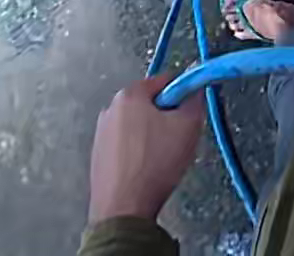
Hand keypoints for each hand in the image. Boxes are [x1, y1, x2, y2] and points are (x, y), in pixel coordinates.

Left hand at [88, 73, 203, 223]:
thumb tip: (196, 88)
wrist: (123, 213)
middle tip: (176, 137)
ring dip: (151, 134)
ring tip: (161, 157)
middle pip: (150, 102)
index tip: (187, 115)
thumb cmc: (156, 163)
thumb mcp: (188, 125)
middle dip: (165, 116)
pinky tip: (144, 170)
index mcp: (129, 94)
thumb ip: (196, 99)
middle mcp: (110, 108)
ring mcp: (100, 134)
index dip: (182, 96)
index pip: (166, 81)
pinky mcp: (97, 157)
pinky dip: (136, 151)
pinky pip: (125, 144)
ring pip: (137, 124)